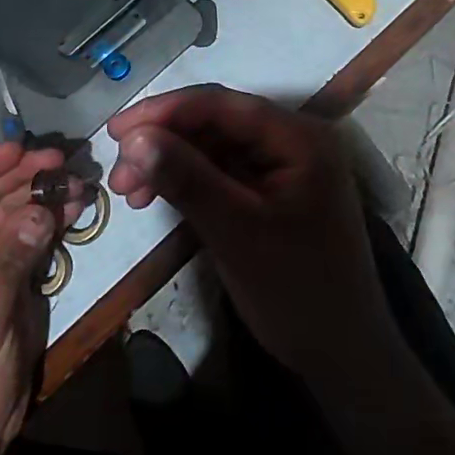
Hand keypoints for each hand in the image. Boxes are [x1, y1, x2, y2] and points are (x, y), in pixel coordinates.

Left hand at [0, 143, 85, 454]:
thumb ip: (9, 261)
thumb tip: (42, 209)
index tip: (18, 148)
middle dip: (19, 179)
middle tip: (61, 160)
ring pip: (9, 217)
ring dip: (40, 198)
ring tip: (76, 183)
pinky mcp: (5, 280)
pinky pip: (27, 241)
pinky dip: (50, 223)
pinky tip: (74, 208)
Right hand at [106, 86, 397, 378]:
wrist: (340, 349)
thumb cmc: (296, 289)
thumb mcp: (236, 232)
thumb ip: (188, 179)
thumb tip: (134, 138)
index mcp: (300, 137)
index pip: (224, 105)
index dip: (166, 111)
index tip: (114, 130)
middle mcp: (294, 140)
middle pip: (218, 123)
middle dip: (165, 141)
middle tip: (118, 175)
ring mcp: (285, 166)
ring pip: (215, 148)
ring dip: (172, 162)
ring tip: (129, 192)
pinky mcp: (273, 191)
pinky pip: (224, 172)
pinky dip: (189, 181)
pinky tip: (156, 197)